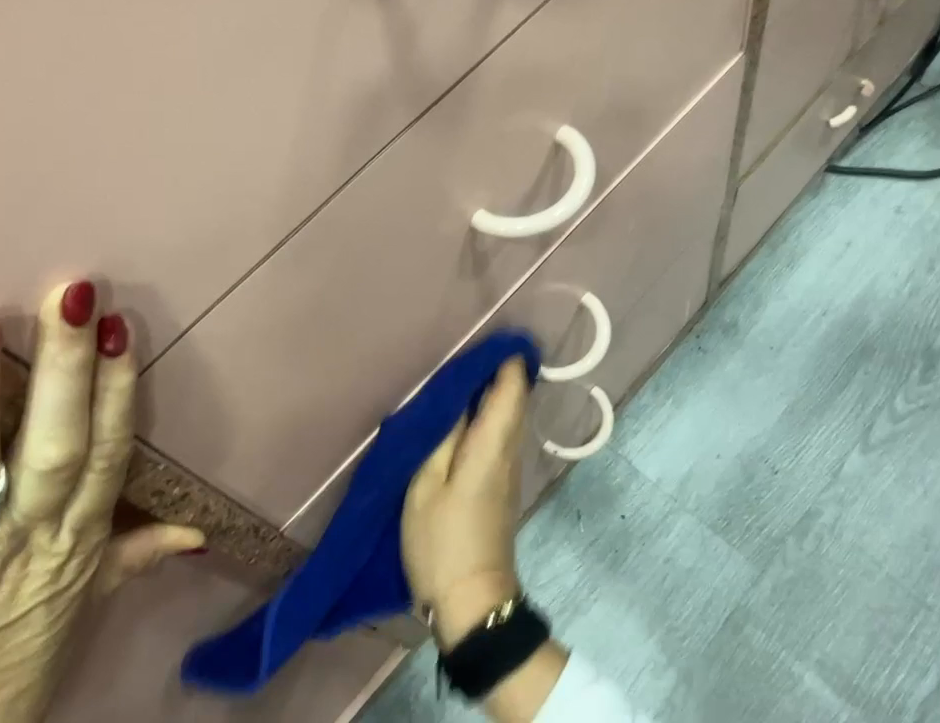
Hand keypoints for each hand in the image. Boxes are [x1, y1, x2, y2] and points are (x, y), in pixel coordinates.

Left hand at [0, 281, 204, 722]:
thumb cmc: (7, 666)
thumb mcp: (81, 607)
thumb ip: (133, 555)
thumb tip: (196, 532)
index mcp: (72, 541)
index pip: (106, 453)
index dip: (116, 390)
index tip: (119, 328)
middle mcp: (23, 536)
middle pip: (54, 447)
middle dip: (66, 370)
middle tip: (73, 295)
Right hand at [402, 358, 529, 648]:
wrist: (472, 602)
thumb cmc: (441, 542)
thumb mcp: (425, 487)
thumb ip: (442, 439)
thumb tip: (458, 401)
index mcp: (489, 449)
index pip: (509, 395)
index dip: (508, 365)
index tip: (497, 337)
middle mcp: (507, 456)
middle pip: (514, 406)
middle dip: (505, 374)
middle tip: (483, 346)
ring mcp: (508, 475)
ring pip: (509, 422)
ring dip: (498, 395)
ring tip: (473, 371)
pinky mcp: (501, 491)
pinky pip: (501, 439)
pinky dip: (493, 417)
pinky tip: (472, 414)